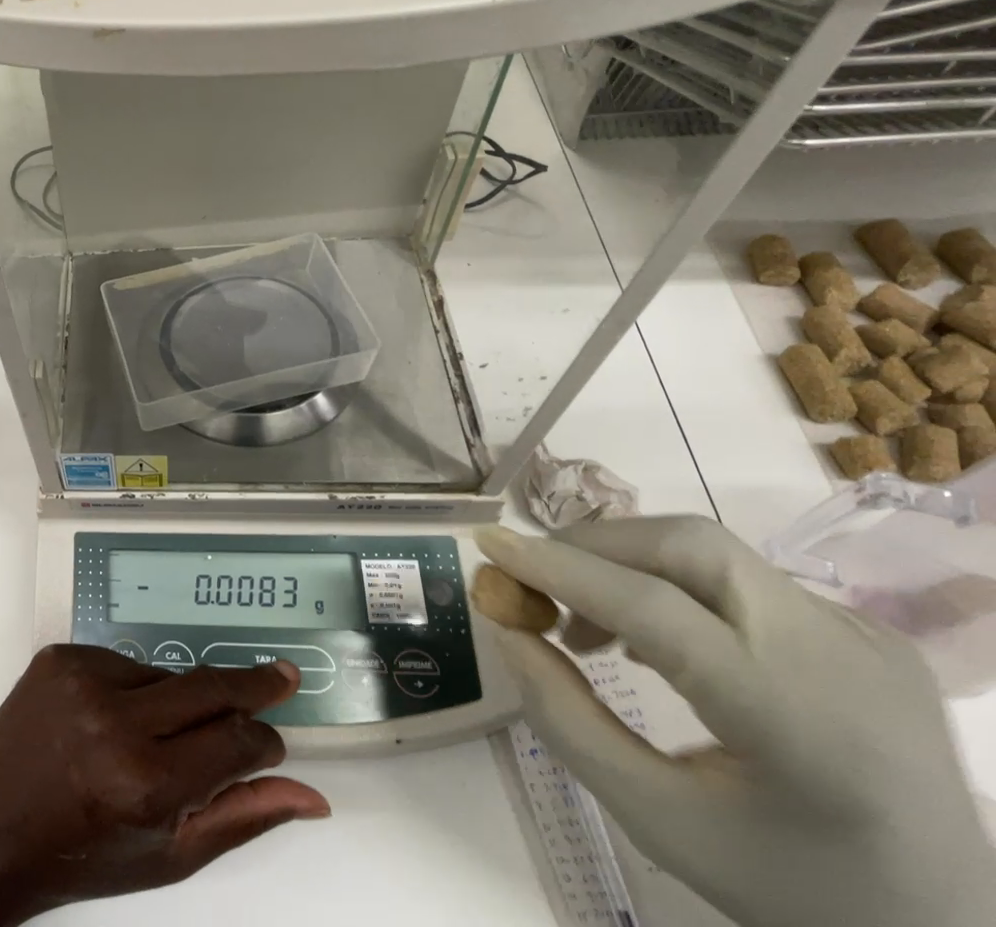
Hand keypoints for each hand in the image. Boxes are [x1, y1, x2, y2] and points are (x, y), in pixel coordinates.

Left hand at [0, 644, 328, 926]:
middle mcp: (115, 721)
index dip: (264, 743)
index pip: (237, 741)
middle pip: (209, 686)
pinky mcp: (59, 658)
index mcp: (147, 781)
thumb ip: (244, 816)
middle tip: (282, 677)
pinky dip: (130, 687)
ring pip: (165, 675)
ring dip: (175, 700)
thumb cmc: (86, 853)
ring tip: (150, 737)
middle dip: (253, 684)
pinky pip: (121, 662)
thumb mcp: (170, 854)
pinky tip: (109, 720)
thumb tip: (313, 796)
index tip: (272, 744)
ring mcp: (82, 680)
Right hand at [476, 518, 995, 926]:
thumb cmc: (785, 884)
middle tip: (530, 583)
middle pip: (692, 548)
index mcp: (799, 717)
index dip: (560, 569)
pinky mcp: (865, 633)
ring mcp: (863, 636)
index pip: (658, 608)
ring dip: (627, 568)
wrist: (945, 925)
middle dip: (592, 547)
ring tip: (583, 630)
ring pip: (715, 557)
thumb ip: (566, 719)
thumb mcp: (655, 817)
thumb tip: (508, 630)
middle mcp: (843, 654)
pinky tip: (651, 642)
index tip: (487, 544)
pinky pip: (744, 584)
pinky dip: (672, 591)